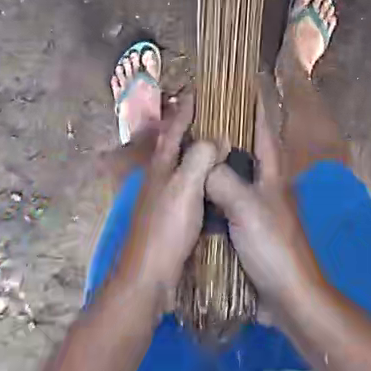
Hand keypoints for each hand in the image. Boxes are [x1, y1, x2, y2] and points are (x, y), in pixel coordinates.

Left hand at [109, 95, 223, 317]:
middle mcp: (161, 179)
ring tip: (222, 146)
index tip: (200, 91)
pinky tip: (218, 187)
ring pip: (184, 168)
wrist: (148, 280)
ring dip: (199, 154)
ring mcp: (165, 201)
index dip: (186, 109)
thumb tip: (218, 136)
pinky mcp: (172, 220)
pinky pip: (191, 190)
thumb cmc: (166, 230)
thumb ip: (200, 159)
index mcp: (162, 166)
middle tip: (217, 115)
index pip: (174, 128)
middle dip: (193, 128)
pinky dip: (205, 180)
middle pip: (177, 145)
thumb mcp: (185, 189)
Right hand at [205, 103, 329, 311]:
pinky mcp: (249, 230)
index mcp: (272, 172)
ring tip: (190, 148)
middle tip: (200, 113)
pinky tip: (192, 193)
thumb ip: (222, 179)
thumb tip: (201, 162)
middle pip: (246, 148)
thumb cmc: (273, 246)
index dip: (254, 103)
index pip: (263, 126)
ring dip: (217, 162)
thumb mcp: (245, 206)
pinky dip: (211, 193)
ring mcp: (259, 208)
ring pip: (235, 175)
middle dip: (227, 129)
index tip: (241, 80)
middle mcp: (267, 184)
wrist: (291, 297)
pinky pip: (226, 202)